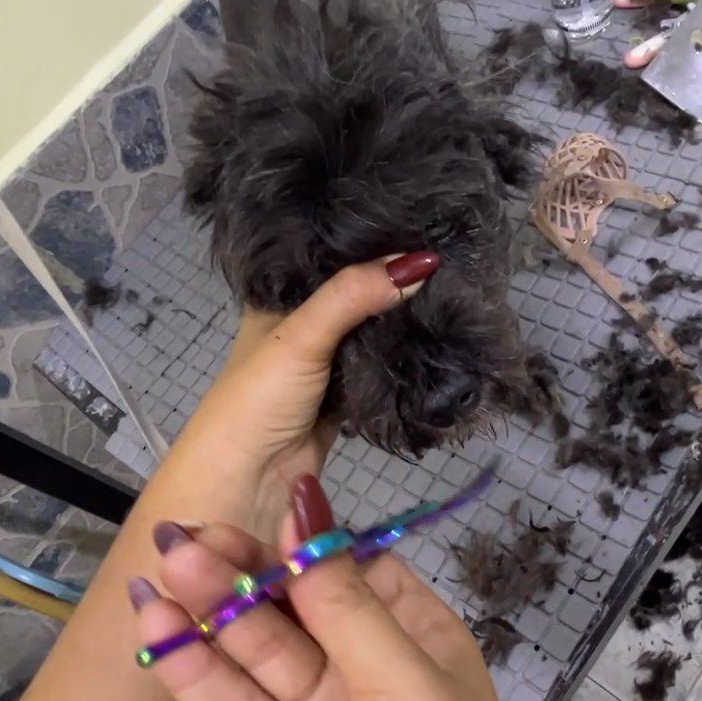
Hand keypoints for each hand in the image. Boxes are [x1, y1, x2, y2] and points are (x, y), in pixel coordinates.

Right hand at [129, 493, 577, 700]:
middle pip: (293, 606)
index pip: (350, 570)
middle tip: (189, 538)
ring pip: (253, 649)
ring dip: (209, 610)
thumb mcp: (402, 682)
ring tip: (165, 567)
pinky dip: (192, 669)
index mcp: (410, 636)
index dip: (305, 544)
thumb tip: (311, 505)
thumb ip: (343, 599)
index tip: (263, 515)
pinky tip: (157, 628)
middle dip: (245, 571)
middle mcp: (360, 668)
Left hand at [152, 252, 439, 539]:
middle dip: (393, 278)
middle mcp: (302, 322)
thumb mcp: (303, 334)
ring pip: (372, 328)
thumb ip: (354, 295)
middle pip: (356, 291)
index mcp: (278, 295)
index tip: (416, 218)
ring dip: (402, 316)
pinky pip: (381, 365)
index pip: (327, 252)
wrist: (251, 481)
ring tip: (450, 281)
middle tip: (445, 248)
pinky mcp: (348, 393)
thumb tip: (423, 263)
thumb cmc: (260, 396)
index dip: (366, 237)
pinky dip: (402, 354)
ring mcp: (326, 360)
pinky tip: (435, 330)